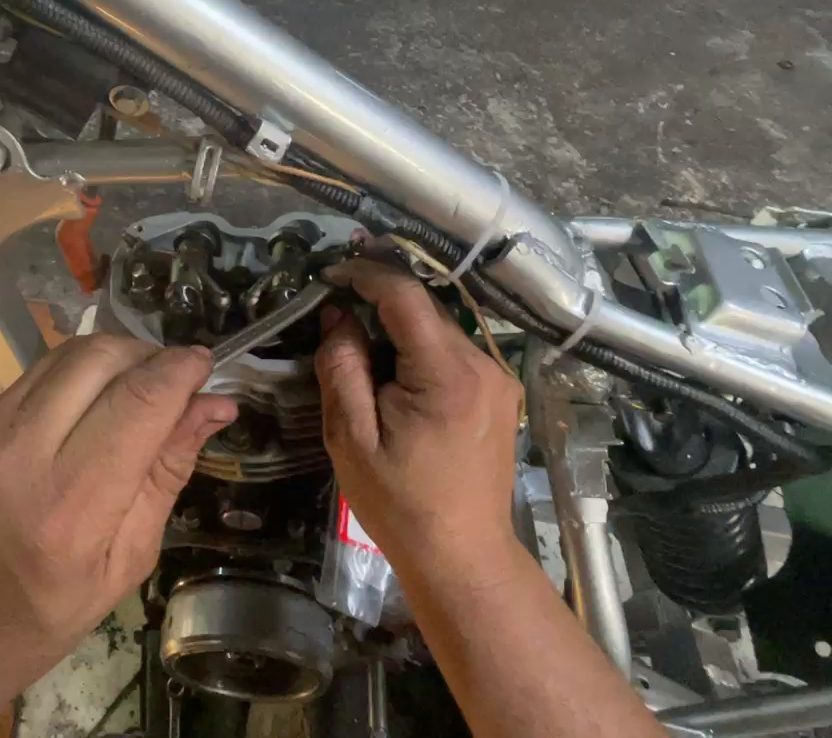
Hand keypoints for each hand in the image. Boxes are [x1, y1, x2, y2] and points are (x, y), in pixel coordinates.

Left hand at [0, 335, 235, 730]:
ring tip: (140, 387)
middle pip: (102, 358)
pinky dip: (81, 371)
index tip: (208, 366)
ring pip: (70, 353)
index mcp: (69, 507)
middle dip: (151, 355)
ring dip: (117, 356)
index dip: (182, 371)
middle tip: (176, 382)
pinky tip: (95, 401)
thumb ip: (167, 473)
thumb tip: (214, 407)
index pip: (138, 403)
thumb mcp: (124, 564)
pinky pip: (41, 370)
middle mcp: (22, 453)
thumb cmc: (38, 620)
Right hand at [315, 258, 522, 570]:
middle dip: (378, 300)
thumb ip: (341, 367)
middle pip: (425, 308)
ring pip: (439, 326)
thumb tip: (338, 314)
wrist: (463, 557)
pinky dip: (419, 346)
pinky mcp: (501, 392)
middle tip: (335, 309)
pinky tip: (395, 373)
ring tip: (360, 346)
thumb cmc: (400, 504)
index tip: (330, 274)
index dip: (366, 274)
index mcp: (447, 374)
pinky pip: (453, 349)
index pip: (406, 295)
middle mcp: (483, 364)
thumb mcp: (350, 438)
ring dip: (398, 325)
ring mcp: (498, 377)